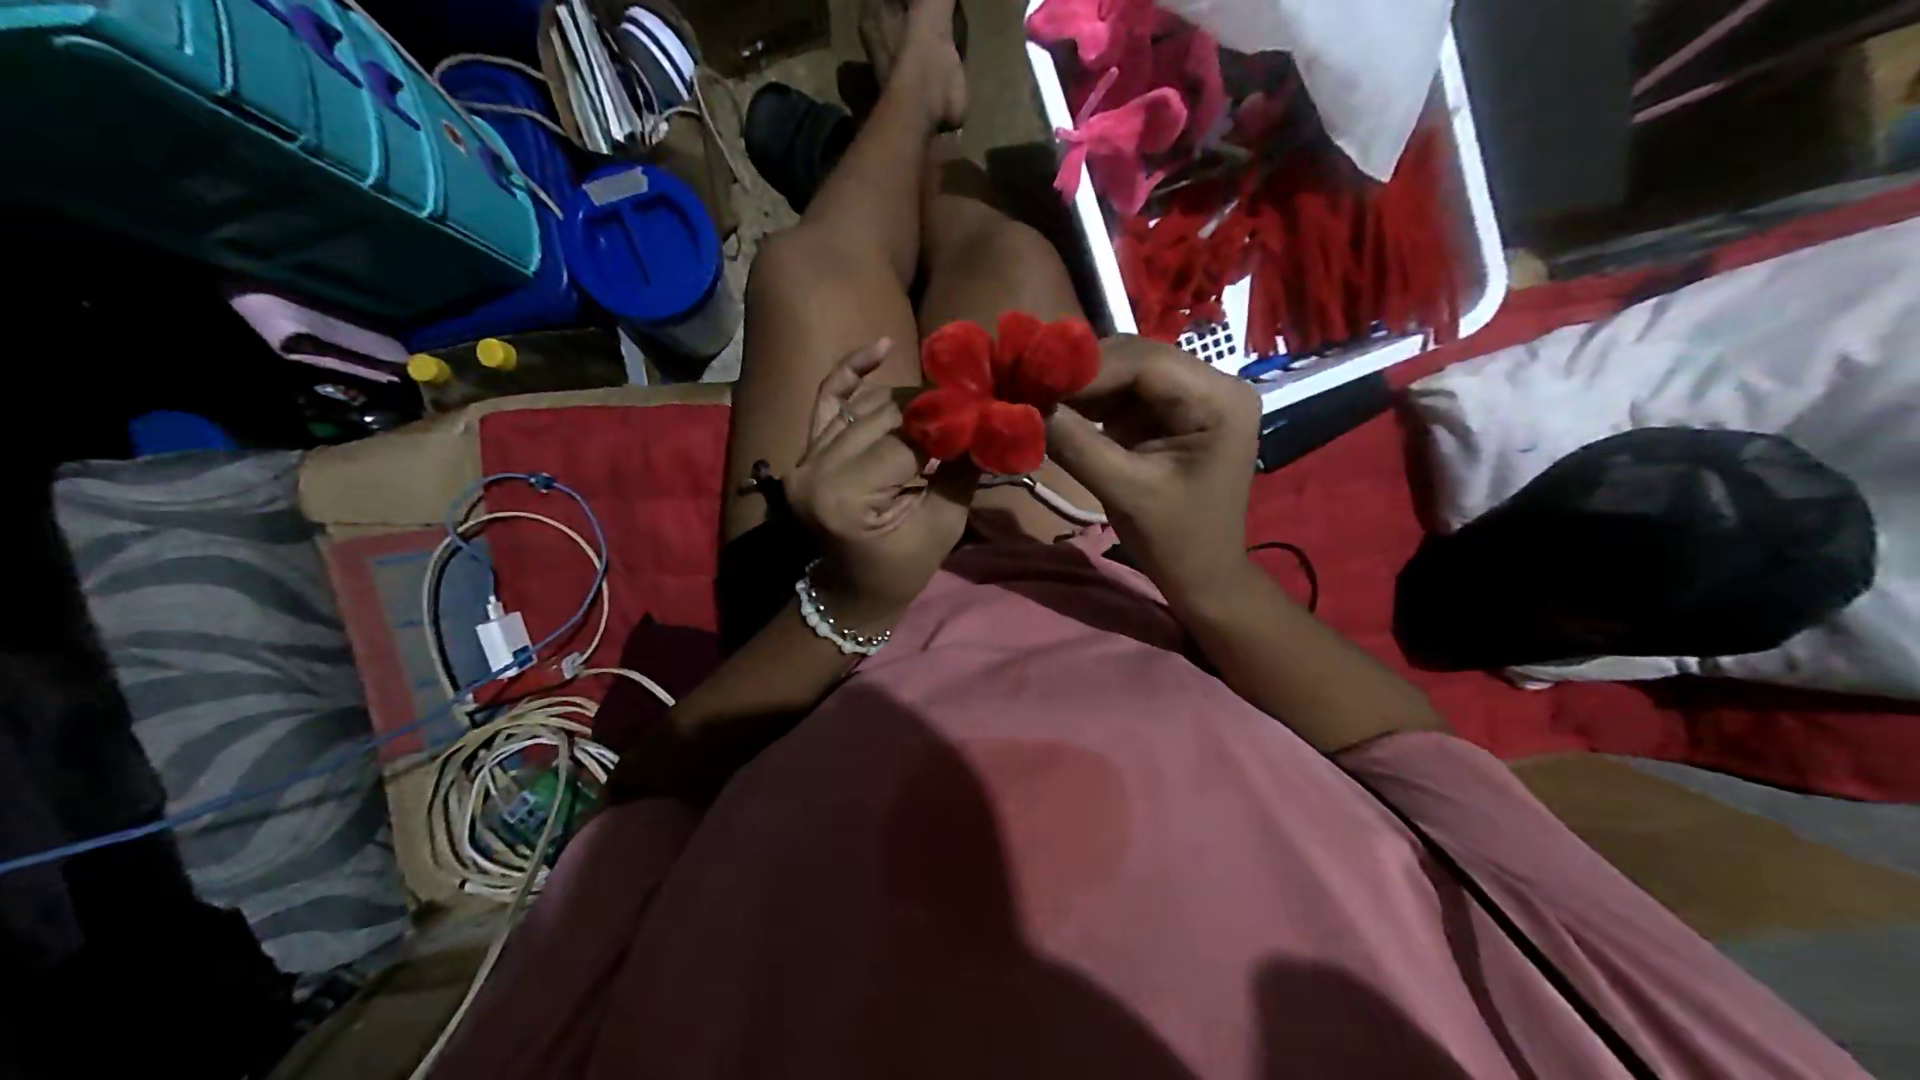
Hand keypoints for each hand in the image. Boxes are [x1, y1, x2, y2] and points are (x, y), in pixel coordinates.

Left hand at [785, 339, 977, 628]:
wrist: (847, 593)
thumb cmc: (898, 572)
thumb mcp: (941, 527)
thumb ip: (961, 471)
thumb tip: (989, 422)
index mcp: (847, 496)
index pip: (907, 440)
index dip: (950, 420)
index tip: (988, 404)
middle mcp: (817, 469)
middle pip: (886, 415)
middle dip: (933, 403)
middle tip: (975, 392)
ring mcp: (805, 457)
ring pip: (865, 405)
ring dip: (909, 395)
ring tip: (949, 387)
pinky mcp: (805, 451)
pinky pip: (827, 402)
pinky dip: (850, 372)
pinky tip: (879, 348)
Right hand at [1045, 336, 1261, 603]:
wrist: (1202, 574)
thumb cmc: (1176, 539)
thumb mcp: (1125, 492)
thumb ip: (1077, 446)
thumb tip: (1025, 408)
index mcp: (1220, 400)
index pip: (1147, 363)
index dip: (1087, 368)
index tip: (1034, 380)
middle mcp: (1212, 385)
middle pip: (1137, 359)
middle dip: (1081, 373)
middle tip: (1029, 386)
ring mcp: (1192, 395)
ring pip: (1126, 371)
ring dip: (1081, 385)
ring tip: (1037, 395)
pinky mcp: (1171, 411)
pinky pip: (1124, 392)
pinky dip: (1090, 401)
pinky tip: (1058, 408)